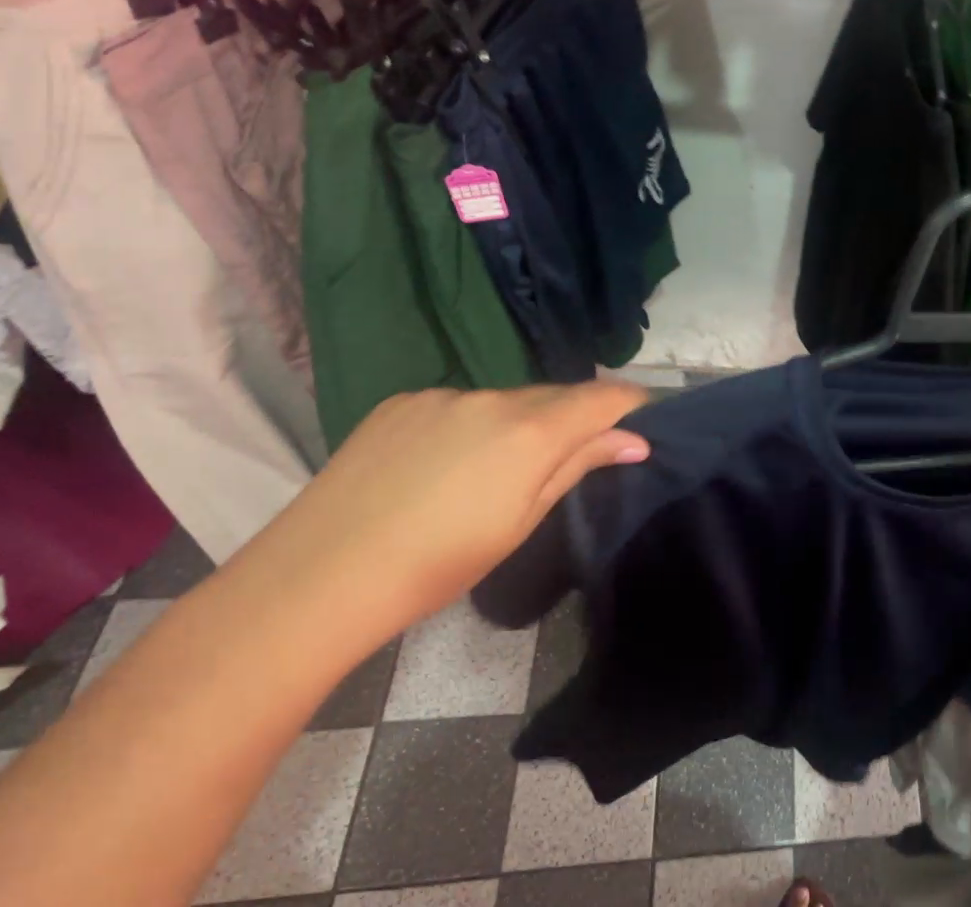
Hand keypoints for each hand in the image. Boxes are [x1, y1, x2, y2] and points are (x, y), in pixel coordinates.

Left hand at [241, 383, 650, 633]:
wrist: (324, 573)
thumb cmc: (441, 562)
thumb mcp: (523, 521)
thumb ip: (578, 466)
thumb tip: (633, 440)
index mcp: (529, 430)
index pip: (601, 398)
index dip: (631, 404)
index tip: (646, 422)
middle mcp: (489, 398)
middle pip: (553, 397)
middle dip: (576, 418)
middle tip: (582, 455)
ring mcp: (439, 397)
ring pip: (503, 401)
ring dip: (521, 423)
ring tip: (500, 472)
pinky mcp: (399, 404)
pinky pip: (457, 406)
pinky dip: (472, 426)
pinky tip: (446, 466)